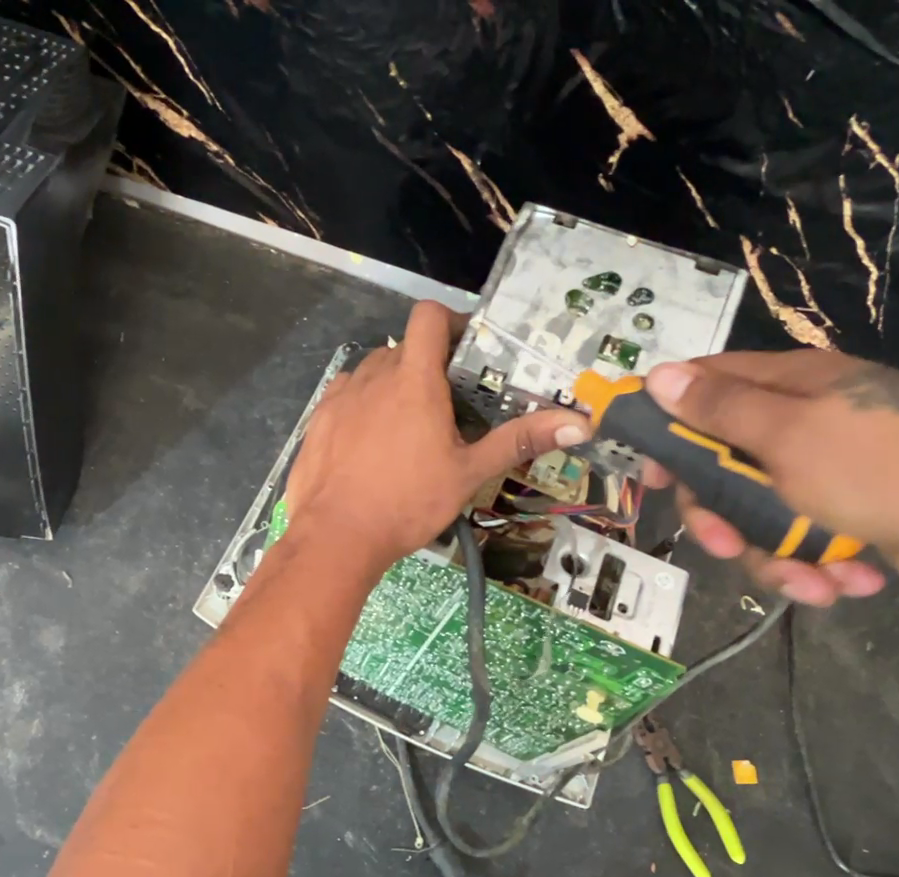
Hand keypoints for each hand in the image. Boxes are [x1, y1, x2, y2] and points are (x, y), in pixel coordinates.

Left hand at [284, 301, 589, 572]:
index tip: (465, 349)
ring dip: (391, 385)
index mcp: (413, 380)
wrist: (336, 537)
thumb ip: (519, 441)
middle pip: (402, 348)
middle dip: (425, 364)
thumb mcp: (469, 474)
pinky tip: (369, 442)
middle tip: (445, 403)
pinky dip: (361, 406)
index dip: (449, 321)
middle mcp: (373, 377)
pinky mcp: (317, 420)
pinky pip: (344, 396)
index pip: (428, 316)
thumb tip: (582, 424)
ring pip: (371, 372)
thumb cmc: (408, 503)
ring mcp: (340, 397)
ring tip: (407, 426)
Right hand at [642, 350, 898, 608]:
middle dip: (719, 515)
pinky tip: (847, 582)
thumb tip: (656, 373)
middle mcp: (805, 420)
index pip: (702, 386)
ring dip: (773, 555)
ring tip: (812, 581)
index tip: (650, 472)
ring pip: (758, 512)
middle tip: (726, 546)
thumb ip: (718, 410)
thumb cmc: (892, 468)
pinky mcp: (854, 512)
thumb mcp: (790, 436)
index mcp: (791, 384)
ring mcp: (830, 468)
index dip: (666, 425)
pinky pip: (802, 539)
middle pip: (721, 464)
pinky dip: (816, 565)